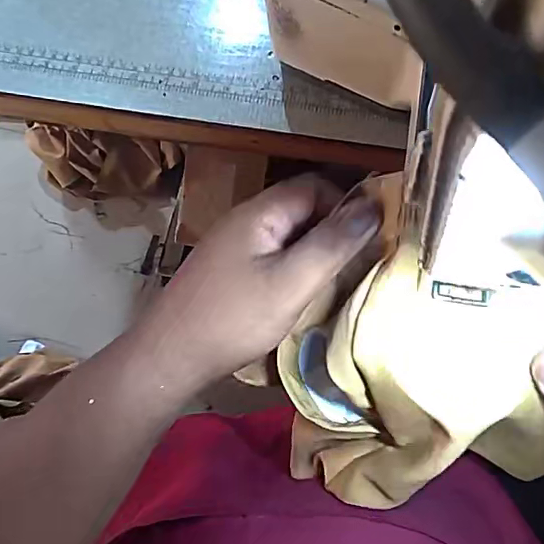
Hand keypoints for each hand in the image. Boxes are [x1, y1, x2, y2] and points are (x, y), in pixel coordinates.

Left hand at [134, 175, 380, 391]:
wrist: (169, 357)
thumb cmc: (234, 319)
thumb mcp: (292, 282)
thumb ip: (333, 244)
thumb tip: (374, 208)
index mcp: (261, 213)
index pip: (316, 186)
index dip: (348, 205)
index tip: (371, 237)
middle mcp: (247, 220)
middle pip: (304, 208)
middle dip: (336, 229)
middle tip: (361, 262)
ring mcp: (236, 246)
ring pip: (291, 234)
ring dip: (318, 250)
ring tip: (340, 280)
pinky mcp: (232, 270)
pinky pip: (275, 255)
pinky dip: (298, 267)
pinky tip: (306, 293)